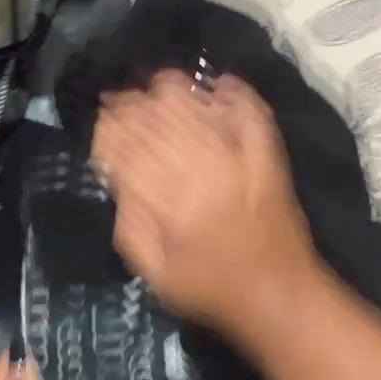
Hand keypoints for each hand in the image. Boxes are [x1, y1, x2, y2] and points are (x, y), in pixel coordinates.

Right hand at [91, 71, 326, 341]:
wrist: (280, 295)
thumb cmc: (211, 290)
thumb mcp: (154, 271)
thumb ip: (129, 223)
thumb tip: (117, 178)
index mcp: (172, 202)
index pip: (131, 148)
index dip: (110, 129)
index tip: (100, 121)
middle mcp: (204, 170)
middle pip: (161, 119)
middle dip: (134, 104)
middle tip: (118, 99)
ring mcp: (240, 157)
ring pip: (198, 108)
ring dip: (172, 91)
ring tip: (155, 86)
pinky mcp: (268, 154)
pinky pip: (249, 110)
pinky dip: (232, 92)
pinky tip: (215, 84)